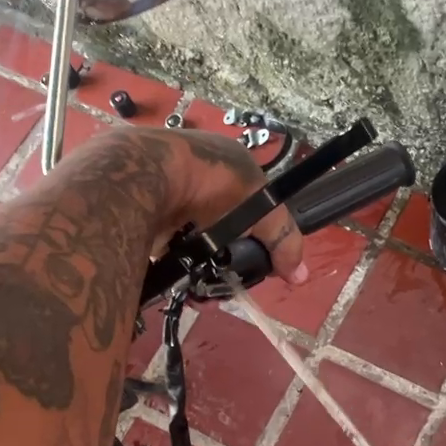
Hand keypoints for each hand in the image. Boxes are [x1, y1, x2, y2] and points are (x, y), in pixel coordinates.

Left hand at [69, 126, 307, 283]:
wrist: (146, 177)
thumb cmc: (211, 180)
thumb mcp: (263, 207)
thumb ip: (284, 240)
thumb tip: (299, 277)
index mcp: (229, 161)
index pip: (255, 201)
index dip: (262, 229)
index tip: (261, 256)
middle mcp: (200, 176)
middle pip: (225, 224)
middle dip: (231, 252)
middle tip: (234, 274)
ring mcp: (171, 196)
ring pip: (198, 241)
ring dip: (205, 263)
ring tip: (210, 283)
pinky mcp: (148, 217)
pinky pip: (172, 250)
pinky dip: (181, 266)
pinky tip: (186, 278)